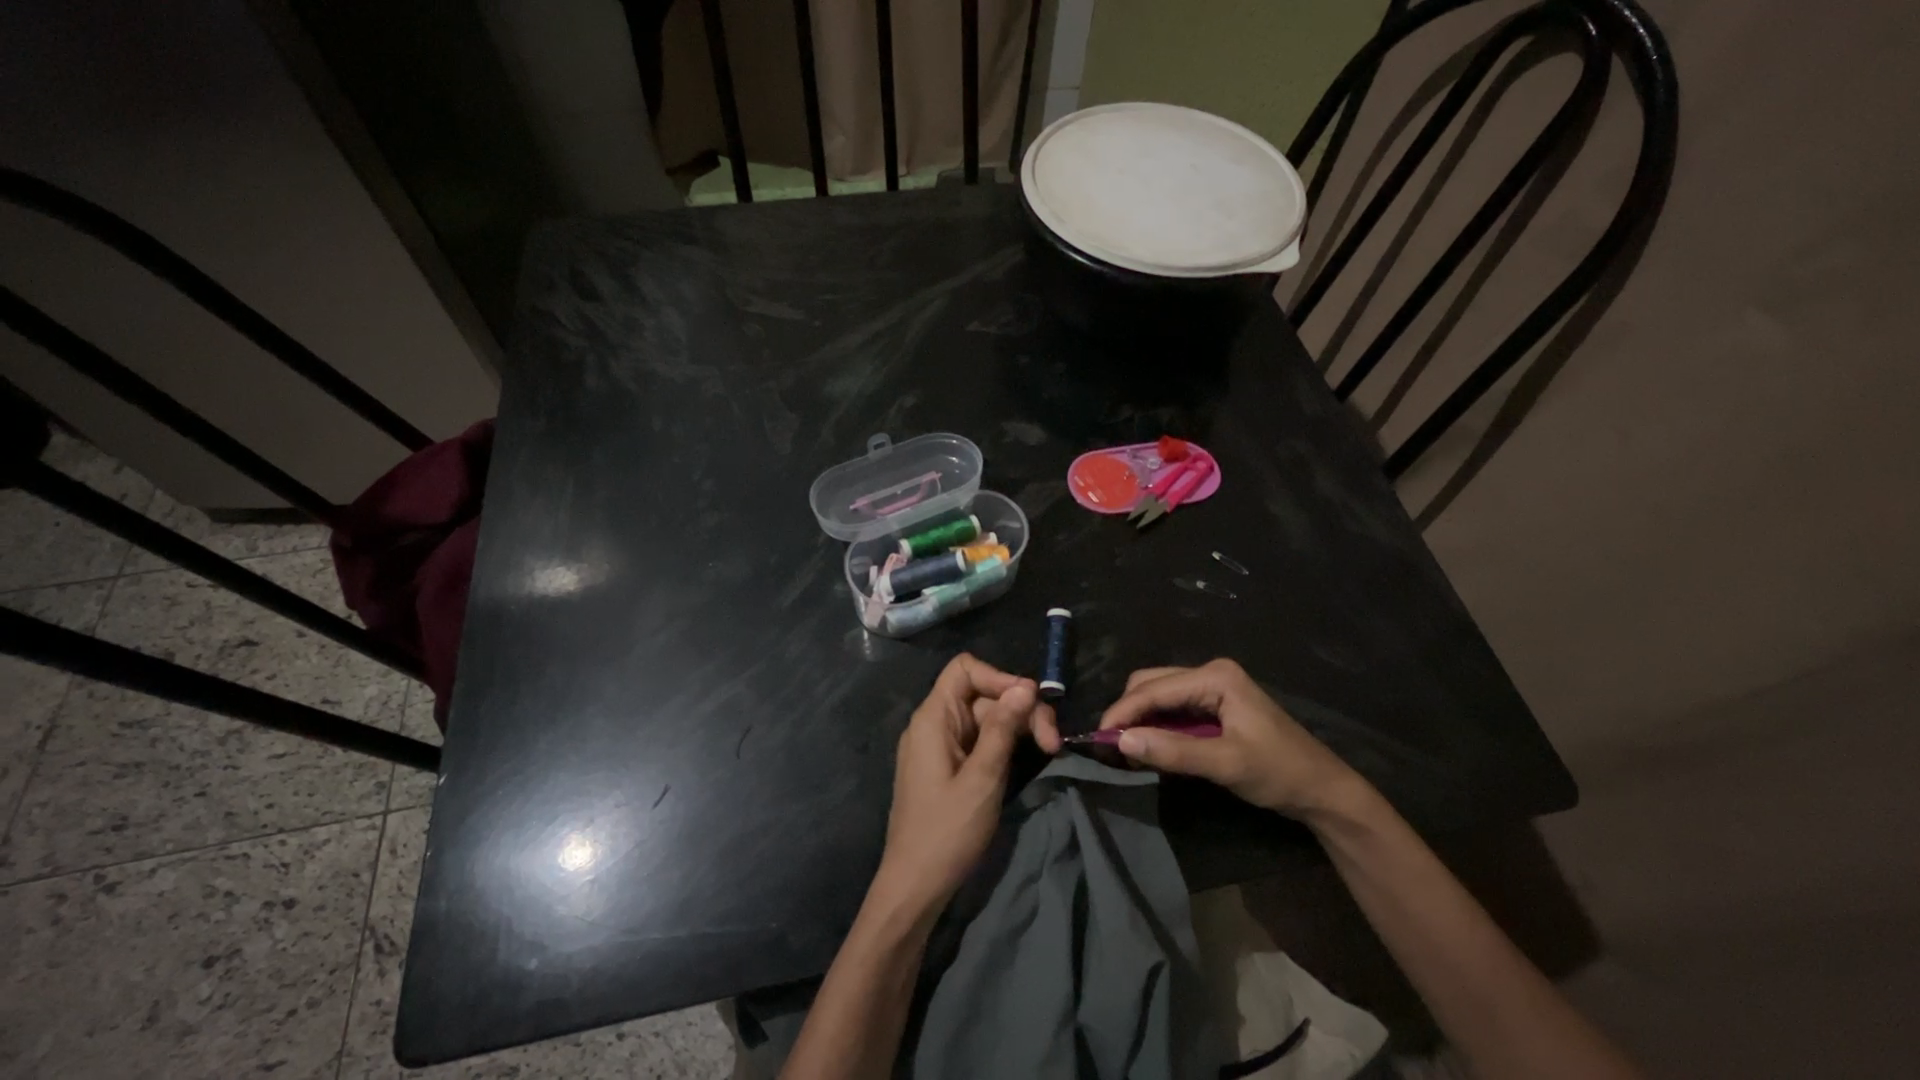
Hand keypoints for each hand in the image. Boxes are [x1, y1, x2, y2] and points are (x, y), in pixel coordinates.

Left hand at [872, 654, 1055, 915]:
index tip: (1033, 704)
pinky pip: (980, 740)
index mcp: (933, 719)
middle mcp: (934, 724)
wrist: (915, 885)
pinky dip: (1005, 744)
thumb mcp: (982, 778)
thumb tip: (1026, 686)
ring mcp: (940, 746)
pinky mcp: (949, 766)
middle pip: (982, 695)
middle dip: (1020, 710)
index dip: (1001, 679)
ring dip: (1018, 729)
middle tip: (1054, 743)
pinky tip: (1029, 759)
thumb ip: (1003, 729)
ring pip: (986, 718)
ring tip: (1050, 752)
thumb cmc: (946, 832)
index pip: (965, 670)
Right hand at [1098, 659, 1367, 819]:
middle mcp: (1211, 673)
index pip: (1153, 689)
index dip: (1121, 713)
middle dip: (1127, 712)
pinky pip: (1173, 710)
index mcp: (1215, 676)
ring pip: (1158, 696)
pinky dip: (1155, 726)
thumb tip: (1120, 741)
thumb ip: (1172, 750)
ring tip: (1123, 750)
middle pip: (1150, 684)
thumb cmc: (1278, 772)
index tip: (1096, 740)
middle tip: (1108, 747)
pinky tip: (1147, 747)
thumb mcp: (1224, 763)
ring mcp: (1213, 688)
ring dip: (1139, 720)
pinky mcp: (1215, 706)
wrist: (1322, 790)